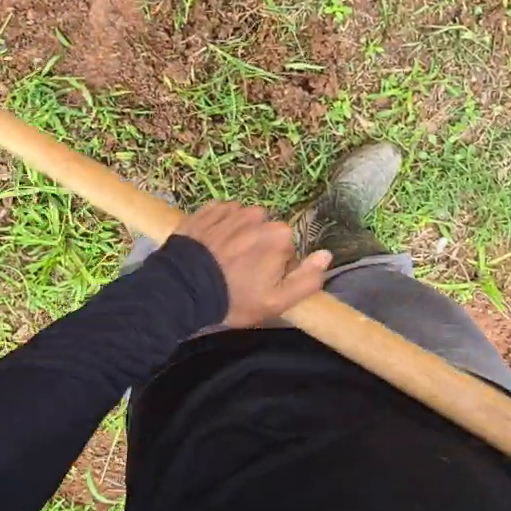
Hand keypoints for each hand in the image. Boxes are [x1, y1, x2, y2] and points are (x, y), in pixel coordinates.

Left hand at [172, 202, 330, 327]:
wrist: (183, 288)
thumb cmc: (234, 298)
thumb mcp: (277, 302)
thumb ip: (307, 279)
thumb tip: (327, 255)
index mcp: (280, 235)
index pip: (287, 248)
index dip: (276, 266)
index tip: (259, 281)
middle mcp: (258, 214)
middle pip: (266, 232)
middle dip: (258, 248)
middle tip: (240, 273)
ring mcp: (230, 209)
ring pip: (244, 221)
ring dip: (239, 236)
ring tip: (223, 260)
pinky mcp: (207, 209)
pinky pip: (222, 214)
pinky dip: (219, 227)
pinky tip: (210, 247)